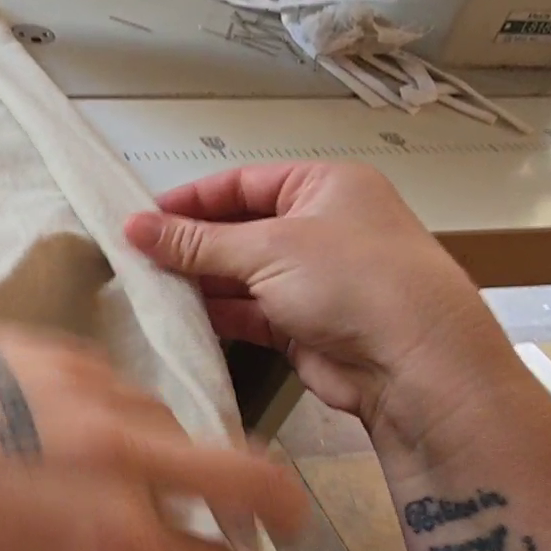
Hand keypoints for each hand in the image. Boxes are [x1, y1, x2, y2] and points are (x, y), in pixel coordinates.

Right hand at [122, 164, 523, 463]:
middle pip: (237, 229)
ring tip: (147, 286)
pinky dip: (215, 313)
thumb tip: (133, 226)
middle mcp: (319, 227)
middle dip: (190, 244)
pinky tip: (177, 315)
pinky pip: (247, 310)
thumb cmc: (352, 281)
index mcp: (324, 187)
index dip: (190, 200)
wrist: (417, 367)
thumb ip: (194, 242)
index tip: (142, 218)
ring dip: (198, 280)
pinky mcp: (303, 323)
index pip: (241, 184)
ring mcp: (312, 278)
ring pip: (239, 272)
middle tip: (137, 255)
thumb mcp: (267, 248)